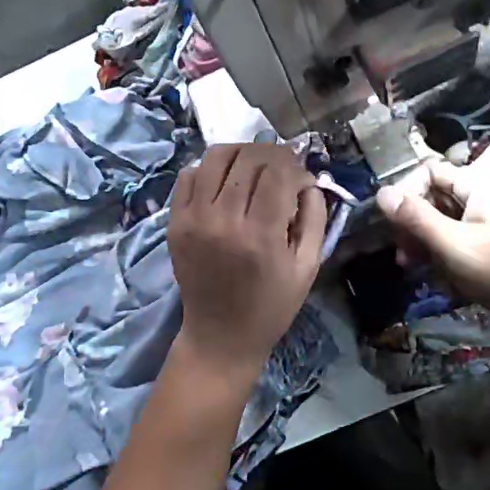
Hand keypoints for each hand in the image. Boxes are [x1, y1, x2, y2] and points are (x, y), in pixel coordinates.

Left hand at [168, 144, 326, 381]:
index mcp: (261, 236)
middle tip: (284, 166)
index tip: (303, 178)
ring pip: (216, 157)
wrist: (220, 336)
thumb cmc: (272, 305)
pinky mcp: (174, 223)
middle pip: (249, 158)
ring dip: (241, 153)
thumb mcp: (308, 267)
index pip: (279, 172)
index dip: (296, 166)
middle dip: (273, 154)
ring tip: (255, 165)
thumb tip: (309, 181)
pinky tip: (226, 181)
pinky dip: (209, 168)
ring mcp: (193, 219)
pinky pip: (188, 175)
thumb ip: (314, 218)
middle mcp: (223, 221)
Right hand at [375, 160, 489, 339]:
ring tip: (435, 277)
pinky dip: (464, 252)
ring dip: (440, 245)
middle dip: (421, 229)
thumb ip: (416, 219)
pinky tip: (460, 280)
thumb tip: (382, 192)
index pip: (428, 173)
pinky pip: (480, 233)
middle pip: (444, 196)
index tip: (397, 239)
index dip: (406, 201)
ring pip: (460, 219)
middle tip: (409, 264)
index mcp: (484, 179)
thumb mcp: (456, 249)